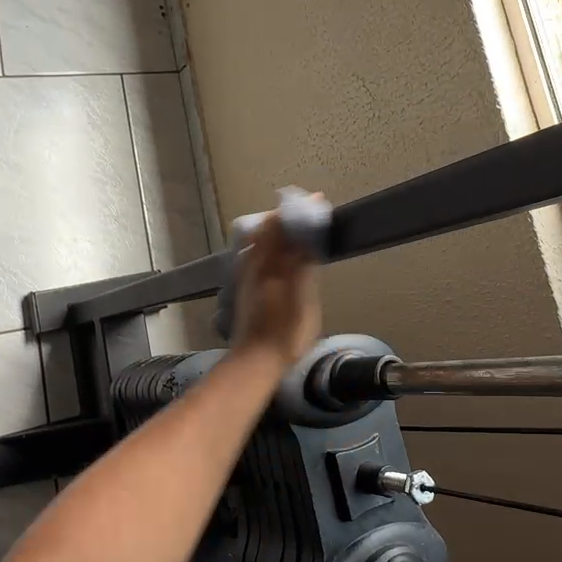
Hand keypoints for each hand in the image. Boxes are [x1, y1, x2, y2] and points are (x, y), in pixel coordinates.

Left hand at [229, 209, 322, 368]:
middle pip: (267, 227)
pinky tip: (277, 250)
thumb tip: (306, 242)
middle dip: (286, 215)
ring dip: (275, 226)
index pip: (285, 226)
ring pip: (258, 238)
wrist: (254, 360)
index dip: (301, 212)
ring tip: (293, 226)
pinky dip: (267, 241)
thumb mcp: (304, 304)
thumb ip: (304, 270)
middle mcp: (256, 264)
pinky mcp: (244, 284)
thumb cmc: (286, 335)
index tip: (317, 201)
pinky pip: (254, 250)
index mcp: (272, 266)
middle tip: (306, 211)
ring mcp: (247, 274)